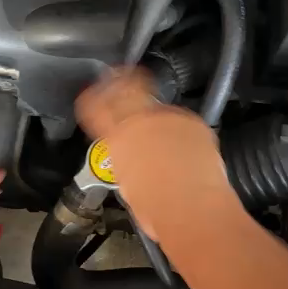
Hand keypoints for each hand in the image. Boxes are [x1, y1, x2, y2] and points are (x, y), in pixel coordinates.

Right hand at [76, 68, 245, 250]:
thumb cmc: (157, 208)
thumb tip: (130, 157)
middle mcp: (139, 120)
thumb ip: (124, 159)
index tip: (94, 94)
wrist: (194, 208)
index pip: (96, 106)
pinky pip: (182, 120)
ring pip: (157, 108)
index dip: (94, 98)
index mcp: (116, 137)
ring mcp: (169, 118)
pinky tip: (184, 148)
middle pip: (126, 89)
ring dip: (157, 117)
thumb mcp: (126, 183)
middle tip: (121, 80)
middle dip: (122, 84)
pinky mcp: (194, 122)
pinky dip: (181, 129)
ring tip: (162, 137)